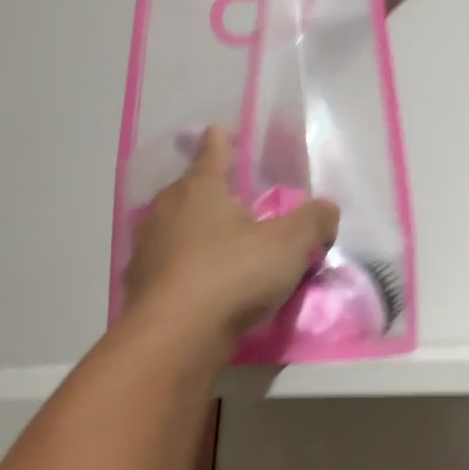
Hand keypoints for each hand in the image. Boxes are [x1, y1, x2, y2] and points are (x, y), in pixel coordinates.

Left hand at [125, 127, 338, 342]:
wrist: (175, 337)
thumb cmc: (232, 275)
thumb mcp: (290, 245)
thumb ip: (313, 221)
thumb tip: (327, 208)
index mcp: (200, 189)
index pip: (213, 150)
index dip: (224, 139)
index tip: (228, 132)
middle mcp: (167, 209)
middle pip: (191, 188)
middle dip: (213, 189)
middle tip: (240, 199)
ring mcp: (148, 247)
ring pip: (177, 226)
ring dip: (199, 229)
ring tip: (225, 242)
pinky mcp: (142, 284)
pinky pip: (171, 262)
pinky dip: (189, 264)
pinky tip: (207, 281)